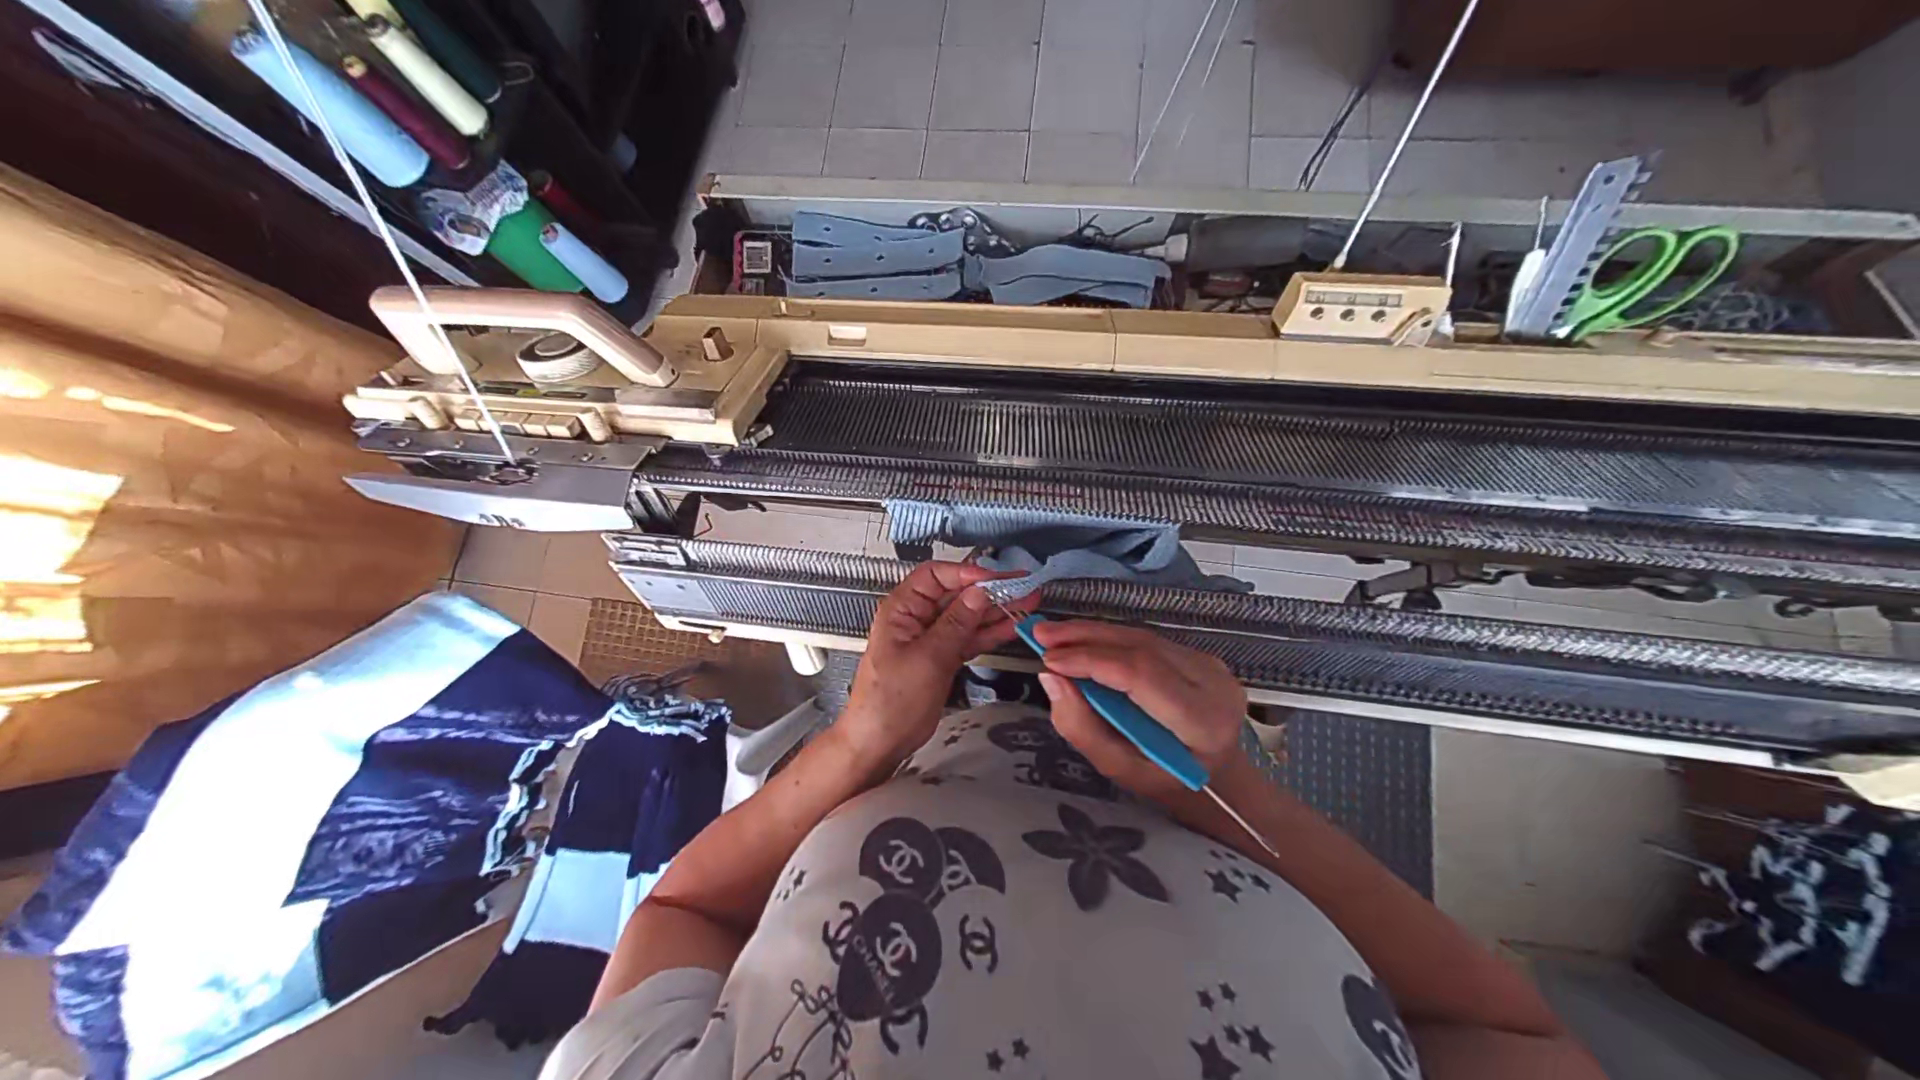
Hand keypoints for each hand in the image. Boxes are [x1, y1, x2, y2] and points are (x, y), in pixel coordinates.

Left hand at [838, 561, 1036, 766]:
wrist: (880, 742)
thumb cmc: (888, 703)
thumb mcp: (928, 658)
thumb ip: (956, 624)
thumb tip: (978, 594)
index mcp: (901, 609)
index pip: (936, 576)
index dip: (967, 573)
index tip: (995, 579)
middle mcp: (916, 619)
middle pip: (956, 594)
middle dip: (990, 590)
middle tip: (1021, 586)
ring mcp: (931, 639)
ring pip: (967, 616)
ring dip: (996, 610)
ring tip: (1026, 602)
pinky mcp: (942, 658)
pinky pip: (969, 638)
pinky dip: (990, 633)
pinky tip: (1012, 626)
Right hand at [1032, 620, 1247, 803]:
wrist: (1217, 780)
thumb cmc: (1167, 782)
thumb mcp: (1121, 770)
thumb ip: (1083, 728)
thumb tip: (1051, 680)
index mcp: (1202, 720)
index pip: (1141, 674)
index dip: (1091, 661)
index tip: (1049, 660)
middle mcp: (1212, 682)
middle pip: (1140, 646)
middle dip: (1085, 637)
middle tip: (1039, 635)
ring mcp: (1208, 664)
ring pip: (1140, 637)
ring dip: (1092, 633)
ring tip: (1051, 635)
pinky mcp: (1197, 655)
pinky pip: (1145, 640)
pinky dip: (1108, 639)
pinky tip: (1079, 640)